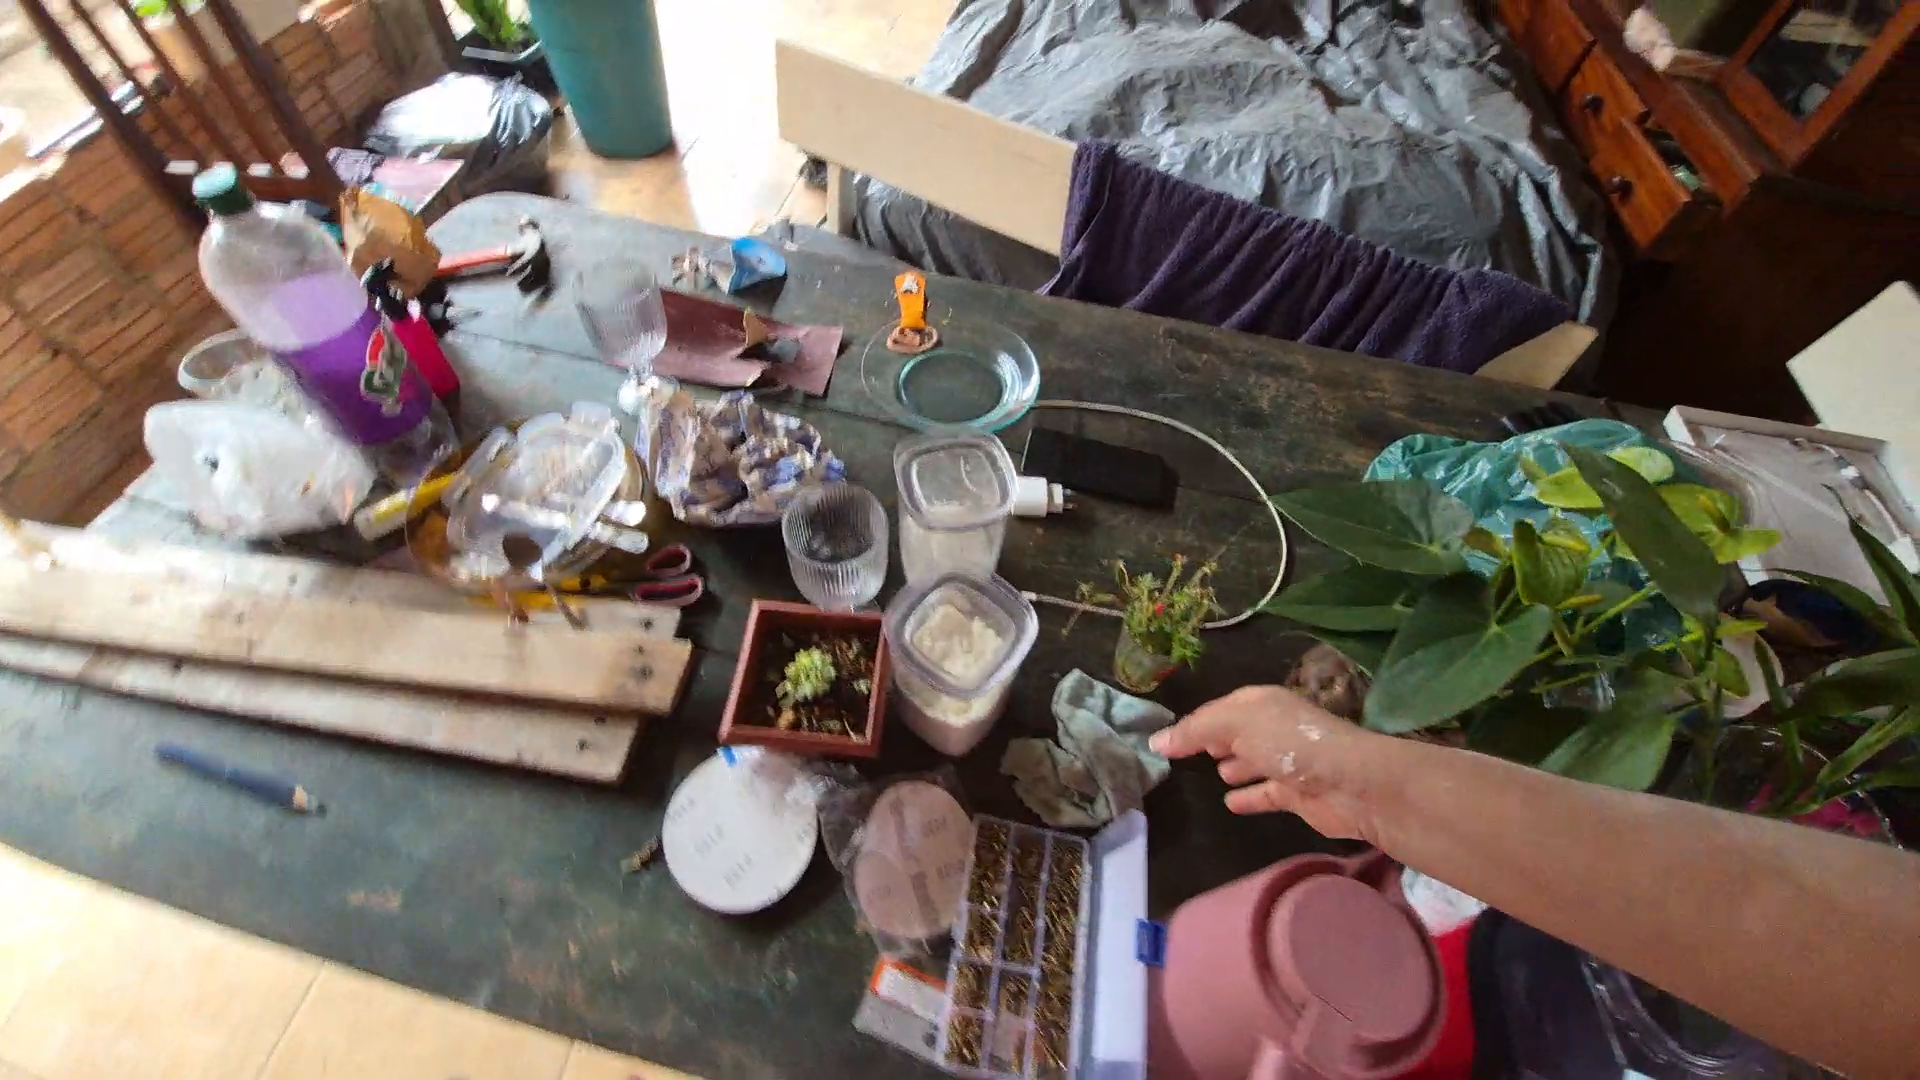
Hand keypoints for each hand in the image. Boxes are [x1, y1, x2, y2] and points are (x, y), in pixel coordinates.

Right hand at [1150, 685, 1381, 840]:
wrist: (1351, 784)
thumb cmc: (1289, 743)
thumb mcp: (1233, 725)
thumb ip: (1194, 732)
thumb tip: (1155, 742)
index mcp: (1259, 703)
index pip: (1218, 709)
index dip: (1194, 723)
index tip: (1167, 739)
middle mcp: (1272, 728)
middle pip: (1236, 733)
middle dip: (1214, 740)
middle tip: (1186, 753)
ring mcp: (1286, 762)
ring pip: (1251, 762)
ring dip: (1233, 766)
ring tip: (1211, 773)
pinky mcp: (1296, 795)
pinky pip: (1264, 794)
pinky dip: (1248, 796)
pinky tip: (1228, 803)